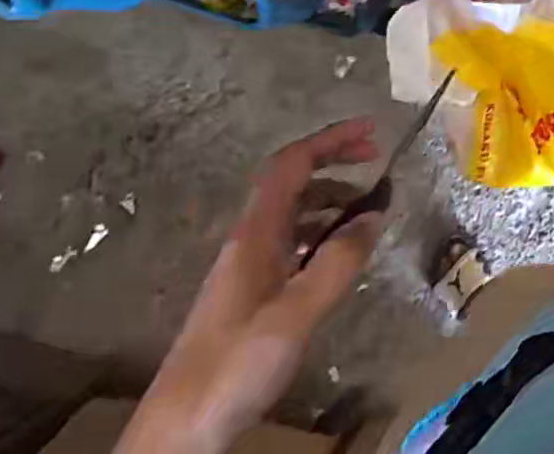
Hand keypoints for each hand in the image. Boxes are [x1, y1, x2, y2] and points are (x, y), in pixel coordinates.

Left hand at [119, 118, 384, 453]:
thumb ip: (338, 261)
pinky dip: (323, 229)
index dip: (331, 139)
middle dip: (334, 159)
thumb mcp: (296, 314)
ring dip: (332, 195)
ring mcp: (249, 265)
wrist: (177, 432)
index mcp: (255, 233)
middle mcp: (250, 239)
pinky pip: (293, 240)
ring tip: (368, 205)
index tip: (371, 130)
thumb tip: (375, 213)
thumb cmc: (234, 366)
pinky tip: (341, 250)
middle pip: (292, 179)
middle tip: (376, 157)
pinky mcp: (252, 290)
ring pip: (293, 210)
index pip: (292, 164)